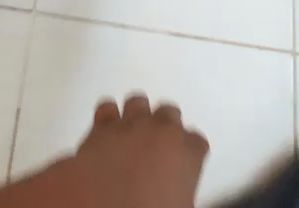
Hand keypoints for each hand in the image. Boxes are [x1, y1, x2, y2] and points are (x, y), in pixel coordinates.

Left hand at [51, 94, 210, 207]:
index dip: (190, 150)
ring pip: (138, 102)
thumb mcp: (180, 204)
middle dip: (166, 124)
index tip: (186, 158)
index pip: (197, 141)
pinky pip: (107, 108)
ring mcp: (129, 124)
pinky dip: (109, 116)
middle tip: (161, 141)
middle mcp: (159, 130)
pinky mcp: (100, 127)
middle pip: (169, 112)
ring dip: (138, 114)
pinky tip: (109, 127)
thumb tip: (173, 187)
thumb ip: (180, 185)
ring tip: (136, 128)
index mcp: (186, 152)